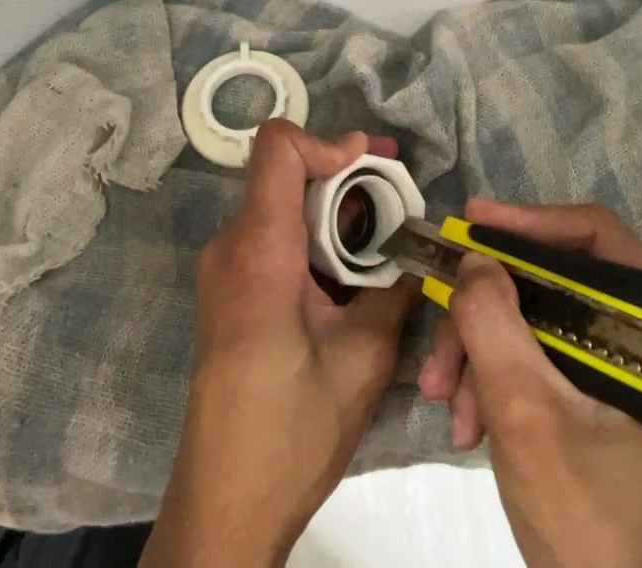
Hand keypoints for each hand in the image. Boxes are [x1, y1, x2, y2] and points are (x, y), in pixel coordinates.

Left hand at [142, 119, 416, 567]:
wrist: (227, 500)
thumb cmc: (294, 431)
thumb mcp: (363, 358)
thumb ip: (393, 290)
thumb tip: (417, 250)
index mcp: (259, 251)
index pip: (278, 148)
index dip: (329, 141)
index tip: (376, 165)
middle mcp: (232, 247)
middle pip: (286, 175)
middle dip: (347, 178)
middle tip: (402, 200)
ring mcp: (224, 269)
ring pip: (282, 207)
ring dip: (335, 213)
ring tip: (387, 243)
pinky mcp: (230, 291)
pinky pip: (273, 240)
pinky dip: (316, 240)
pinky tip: (354, 275)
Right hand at [418, 200, 641, 567]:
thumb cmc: (585, 520)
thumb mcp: (525, 415)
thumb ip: (494, 326)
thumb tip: (473, 257)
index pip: (599, 242)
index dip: (531, 222)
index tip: (469, 225)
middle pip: (555, 286)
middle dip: (487, 313)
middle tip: (441, 348)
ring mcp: (625, 374)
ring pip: (539, 325)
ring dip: (483, 355)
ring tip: (449, 406)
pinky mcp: (602, 399)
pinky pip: (541, 361)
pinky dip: (499, 380)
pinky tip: (470, 423)